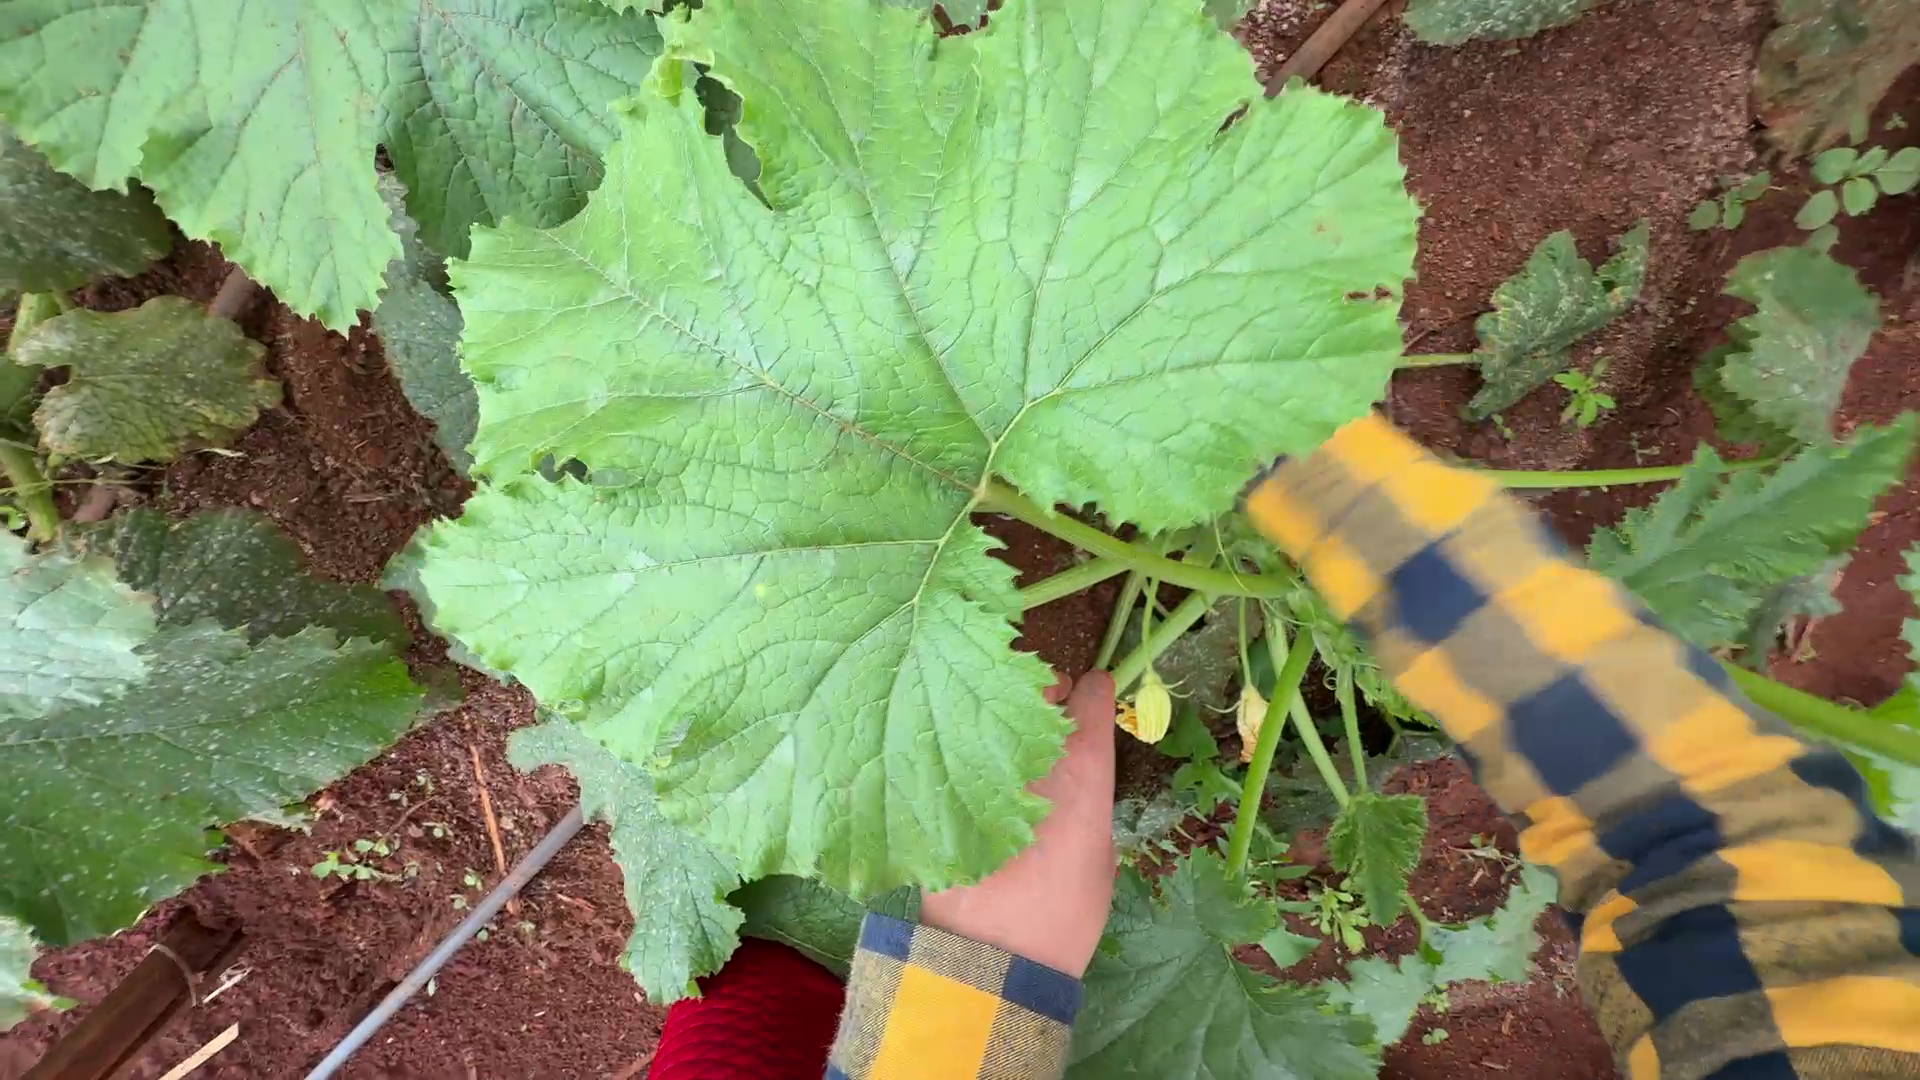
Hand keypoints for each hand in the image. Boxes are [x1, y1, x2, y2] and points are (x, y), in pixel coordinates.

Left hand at [920, 670, 1116, 975]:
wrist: (991, 959)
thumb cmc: (1063, 914)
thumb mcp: (1100, 851)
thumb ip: (1087, 794)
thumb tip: (1070, 771)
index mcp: (1083, 765)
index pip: (1093, 692)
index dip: (1093, 694)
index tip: (1087, 701)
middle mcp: (1033, 747)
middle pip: (1041, 683)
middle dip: (1044, 694)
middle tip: (1039, 720)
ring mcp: (981, 756)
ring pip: (992, 700)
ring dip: (1001, 713)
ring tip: (999, 742)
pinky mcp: (938, 776)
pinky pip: (954, 738)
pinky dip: (962, 743)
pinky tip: (962, 771)